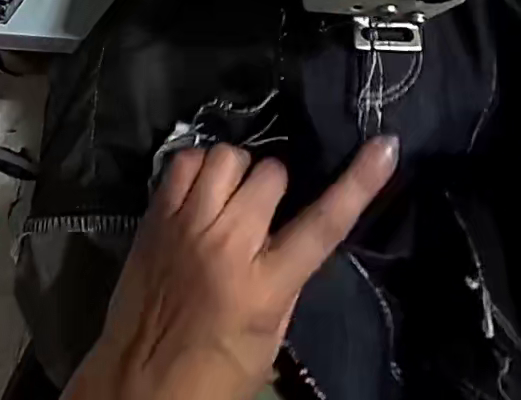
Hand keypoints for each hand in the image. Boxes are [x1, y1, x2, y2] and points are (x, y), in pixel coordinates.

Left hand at [64, 138, 399, 399]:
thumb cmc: (216, 371)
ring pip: (230, 156)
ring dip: (238, 173)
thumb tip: (307, 216)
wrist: (134, 390)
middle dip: (274, 187)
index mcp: (265, 286)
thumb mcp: (271, 330)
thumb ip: (289, 269)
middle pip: (271, 173)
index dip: (360, 181)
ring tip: (231, 200)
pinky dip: (200, 167)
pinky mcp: (157, 216)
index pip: (324, 222)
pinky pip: (188, 159)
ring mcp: (187, 225)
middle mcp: (227, 246)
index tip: (386, 146)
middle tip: (262, 214)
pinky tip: (202, 192)